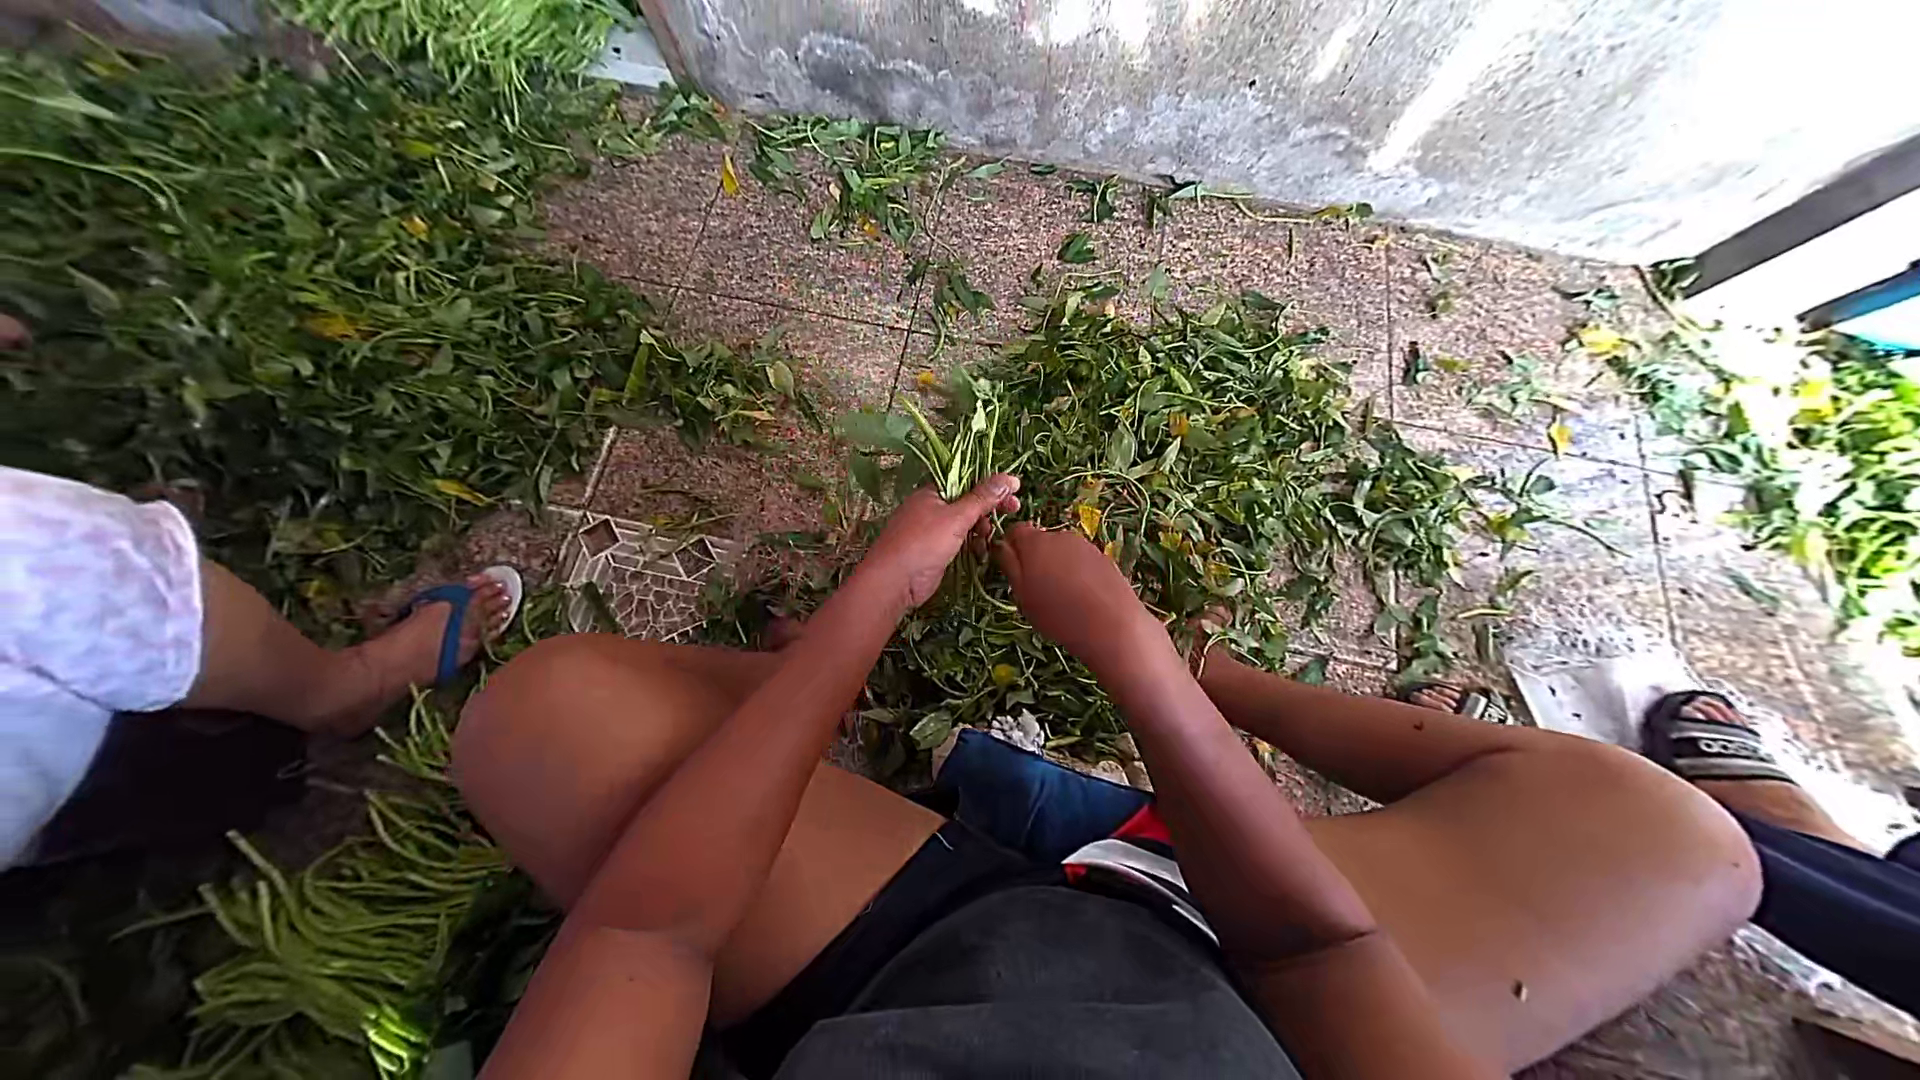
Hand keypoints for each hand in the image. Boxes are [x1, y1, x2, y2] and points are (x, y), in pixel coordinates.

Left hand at [863, 474, 1020, 608]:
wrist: (893, 582)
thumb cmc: (923, 543)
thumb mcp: (956, 517)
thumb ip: (982, 498)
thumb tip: (1009, 477)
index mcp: (933, 492)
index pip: (968, 482)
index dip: (992, 487)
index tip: (1015, 494)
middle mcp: (931, 508)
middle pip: (968, 503)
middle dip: (989, 509)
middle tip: (1013, 512)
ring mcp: (932, 531)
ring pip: (965, 524)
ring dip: (981, 530)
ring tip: (989, 538)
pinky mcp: (934, 552)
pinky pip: (959, 542)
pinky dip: (971, 545)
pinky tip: (980, 552)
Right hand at [992, 523, 1168, 671]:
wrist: (1111, 624)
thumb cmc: (1056, 613)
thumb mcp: (1021, 594)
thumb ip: (1009, 565)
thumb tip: (1000, 546)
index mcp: (1034, 542)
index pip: (1014, 530)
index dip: (1010, 548)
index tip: (1013, 571)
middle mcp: (1060, 536)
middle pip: (1040, 541)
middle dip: (1035, 559)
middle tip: (1037, 590)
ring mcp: (1085, 545)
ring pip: (1062, 551)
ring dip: (1057, 566)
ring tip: (1062, 597)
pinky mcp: (1104, 558)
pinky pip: (1082, 561)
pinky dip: (1078, 573)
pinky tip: (1083, 597)